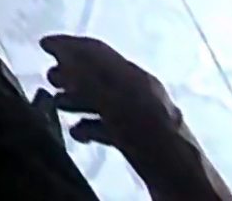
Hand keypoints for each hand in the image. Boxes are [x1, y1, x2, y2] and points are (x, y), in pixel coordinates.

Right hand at [42, 35, 230, 199]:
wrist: (188, 190)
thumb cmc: (147, 139)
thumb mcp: (113, 102)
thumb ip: (86, 75)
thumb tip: (61, 52)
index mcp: (135, 77)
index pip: (95, 50)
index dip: (67, 44)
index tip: (42, 45)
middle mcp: (141, 93)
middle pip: (97, 74)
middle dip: (69, 73)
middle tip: (48, 78)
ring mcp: (144, 120)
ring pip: (103, 100)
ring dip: (77, 99)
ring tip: (57, 105)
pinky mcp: (144, 144)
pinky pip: (112, 126)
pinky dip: (90, 124)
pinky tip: (77, 132)